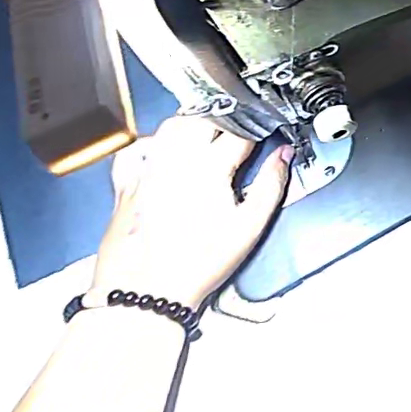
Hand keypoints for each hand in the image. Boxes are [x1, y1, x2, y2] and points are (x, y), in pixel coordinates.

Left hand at [87, 116, 292, 310]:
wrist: (147, 293)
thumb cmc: (198, 264)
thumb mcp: (250, 226)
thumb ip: (272, 184)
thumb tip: (284, 156)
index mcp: (210, 169)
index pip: (240, 132)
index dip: (258, 129)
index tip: (266, 134)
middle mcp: (175, 162)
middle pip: (204, 118)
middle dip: (226, 119)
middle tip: (239, 131)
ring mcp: (148, 171)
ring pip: (171, 126)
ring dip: (193, 122)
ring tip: (208, 133)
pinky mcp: (126, 185)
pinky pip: (136, 149)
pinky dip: (152, 143)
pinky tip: (165, 151)